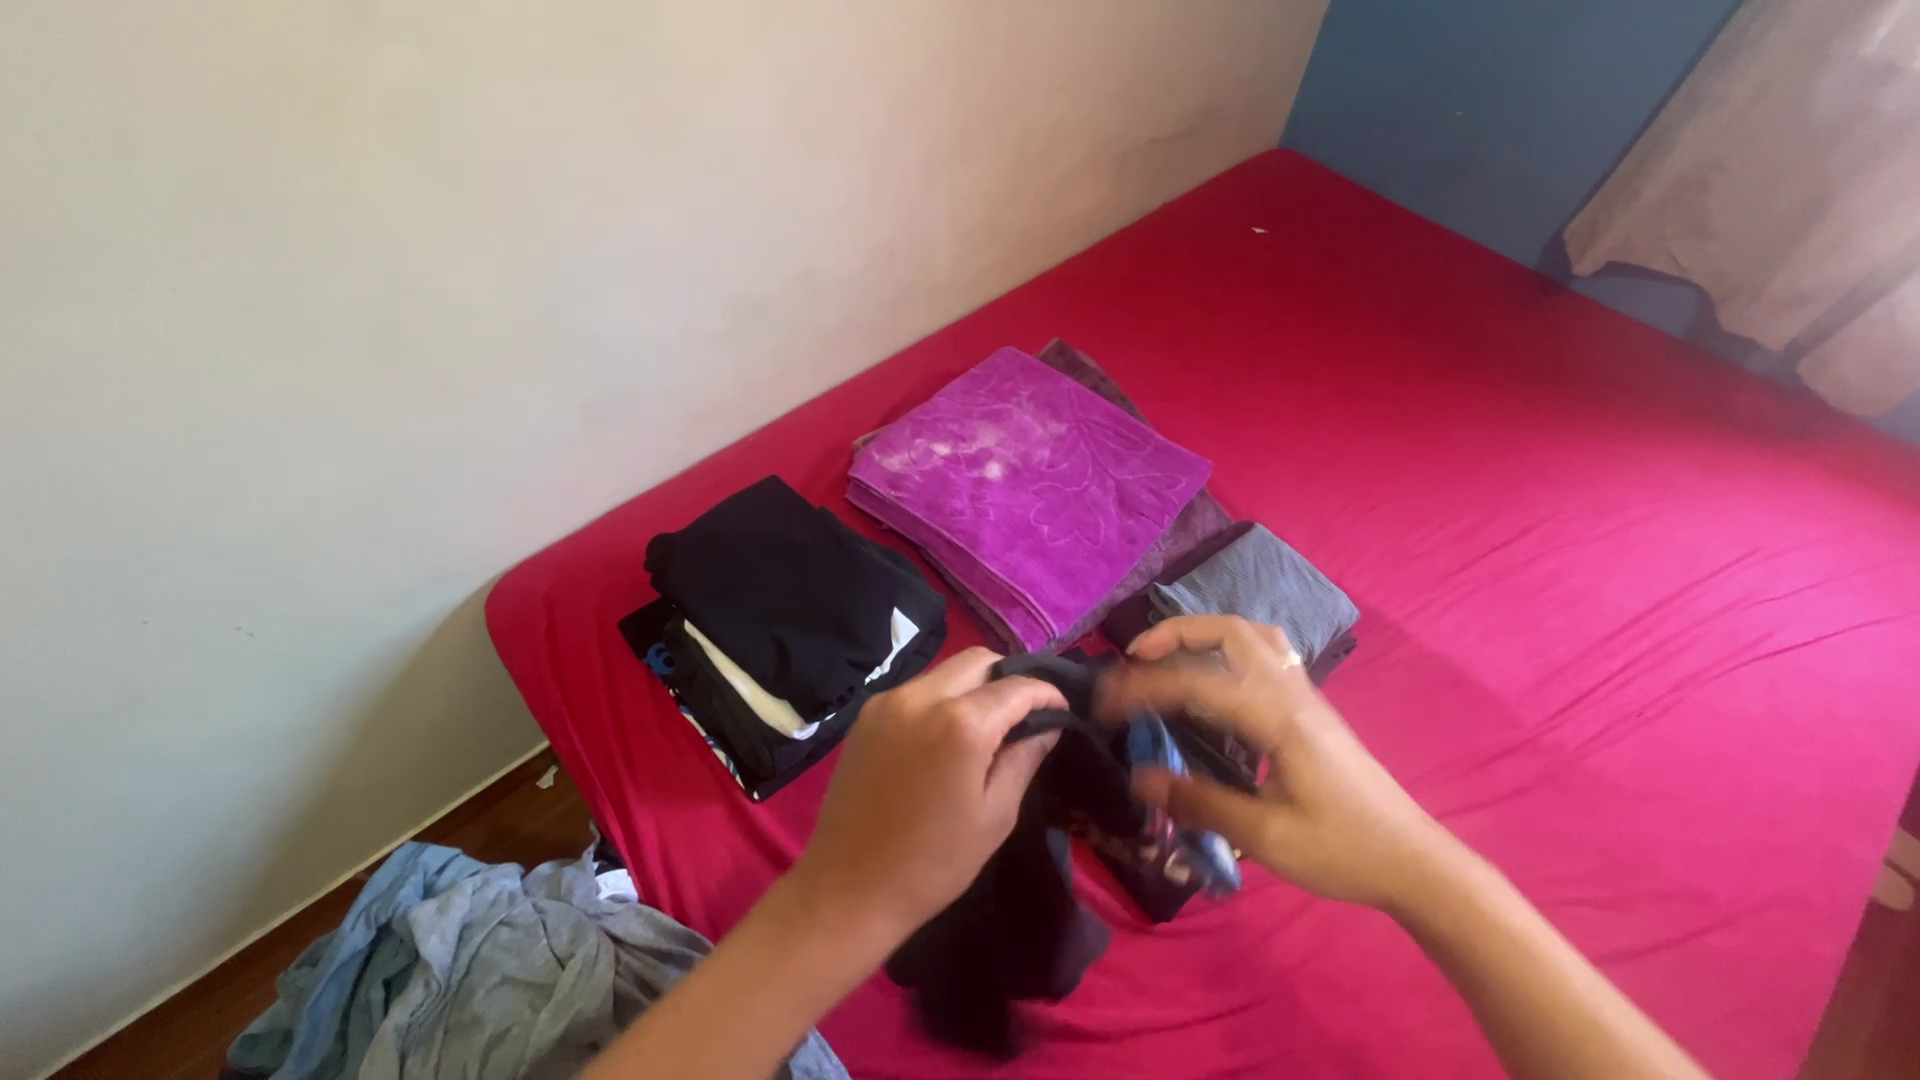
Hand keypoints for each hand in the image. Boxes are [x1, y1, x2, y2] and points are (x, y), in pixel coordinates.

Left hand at [787, 647, 1064, 936]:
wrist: (848, 888)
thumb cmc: (933, 863)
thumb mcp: (995, 815)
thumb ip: (1024, 758)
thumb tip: (1047, 725)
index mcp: (959, 723)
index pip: (1016, 686)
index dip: (1046, 693)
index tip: (1061, 710)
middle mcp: (921, 697)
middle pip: (977, 660)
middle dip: (1008, 677)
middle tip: (1025, 713)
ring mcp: (887, 702)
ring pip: (945, 671)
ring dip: (974, 686)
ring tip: (989, 724)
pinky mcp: (866, 715)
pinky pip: (917, 689)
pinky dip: (942, 698)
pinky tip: (948, 733)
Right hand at [1103, 615, 1455, 911]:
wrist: (1415, 862)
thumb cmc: (1342, 850)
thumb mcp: (1266, 837)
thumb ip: (1200, 802)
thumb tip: (1140, 776)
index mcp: (1277, 718)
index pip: (1196, 682)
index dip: (1143, 687)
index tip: (1104, 704)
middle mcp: (1291, 693)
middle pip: (1231, 630)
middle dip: (1177, 633)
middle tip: (1136, 657)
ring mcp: (1306, 696)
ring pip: (1253, 636)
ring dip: (1206, 635)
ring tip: (1170, 659)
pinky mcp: (1312, 710)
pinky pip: (1266, 655)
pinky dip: (1228, 651)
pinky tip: (1213, 684)